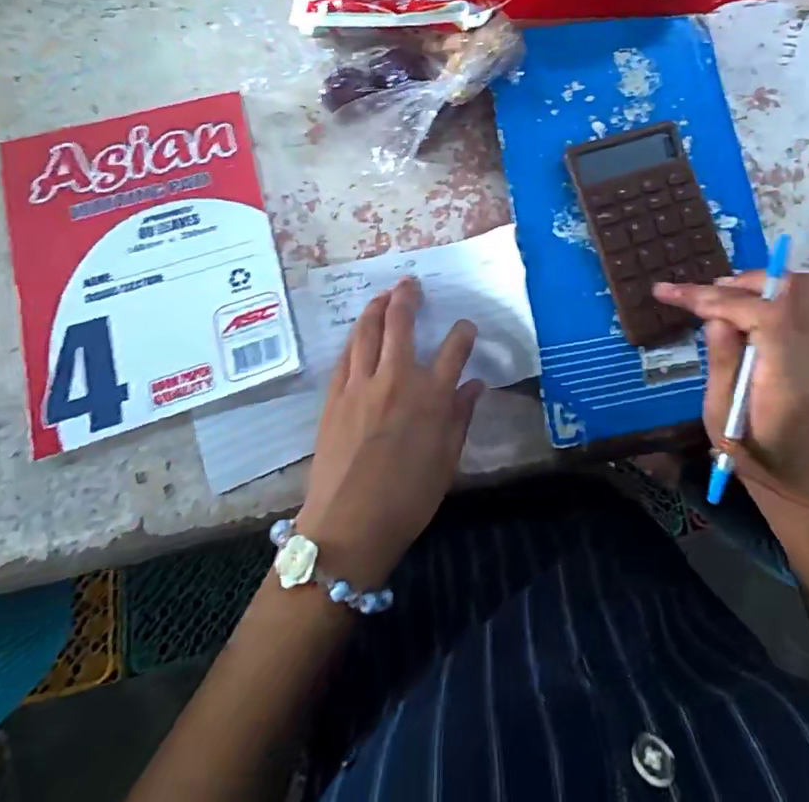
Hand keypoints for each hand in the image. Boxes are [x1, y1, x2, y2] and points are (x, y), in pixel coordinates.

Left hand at [296, 277, 484, 588]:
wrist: (350, 523)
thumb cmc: (408, 500)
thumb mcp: (447, 461)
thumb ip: (460, 418)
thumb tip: (474, 385)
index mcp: (432, 397)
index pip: (454, 349)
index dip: (463, 333)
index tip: (466, 327)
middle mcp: (396, 379)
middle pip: (401, 323)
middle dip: (408, 297)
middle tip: (411, 284)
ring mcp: (360, 384)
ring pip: (367, 331)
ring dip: (376, 307)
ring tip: (384, 295)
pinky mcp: (334, 395)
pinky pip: (346, 355)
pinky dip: (356, 336)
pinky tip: (359, 332)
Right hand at [653, 272, 808, 489]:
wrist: (782, 461)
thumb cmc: (744, 443)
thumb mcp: (718, 412)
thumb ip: (722, 363)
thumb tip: (716, 318)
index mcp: (785, 377)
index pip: (769, 318)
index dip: (726, 301)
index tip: (687, 301)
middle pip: (795, 293)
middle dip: (746, 283)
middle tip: (707, 295)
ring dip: (767, 282)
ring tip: (731, 293)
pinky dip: (790, 291)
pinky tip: (761, 300)